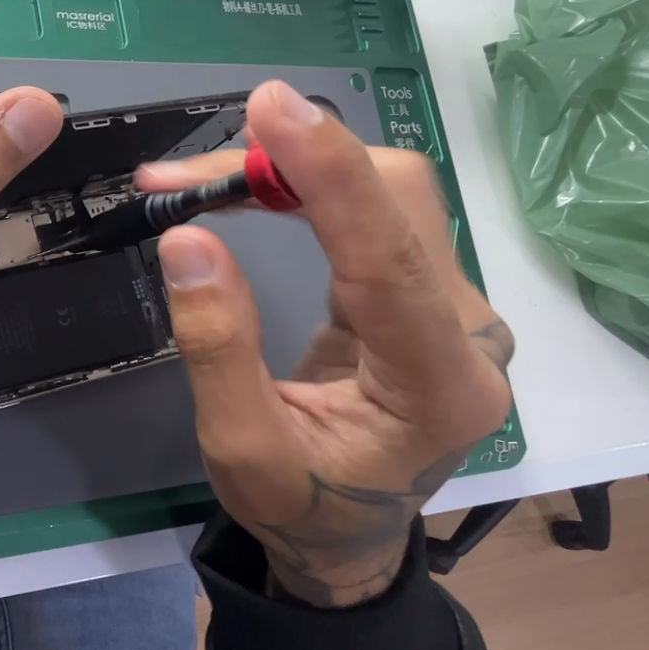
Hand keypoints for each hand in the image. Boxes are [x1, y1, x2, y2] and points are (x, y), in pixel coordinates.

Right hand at [136, 82, 512, 606]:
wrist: (347, 540)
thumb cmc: (299, 509)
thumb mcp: (240, 448)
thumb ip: (219, 348)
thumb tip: (188, 240)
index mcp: (438, 383)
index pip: (388, 255)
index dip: (328, 173)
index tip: (269, 109)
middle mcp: (468, 330)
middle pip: (396, 201)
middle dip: (287, 166)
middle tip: (180, 176)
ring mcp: (452, 307)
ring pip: (383, 197)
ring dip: (287, 173)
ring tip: (193, 182)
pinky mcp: (423, 295)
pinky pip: (368, 217)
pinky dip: (300, 192)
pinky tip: (244, 191)